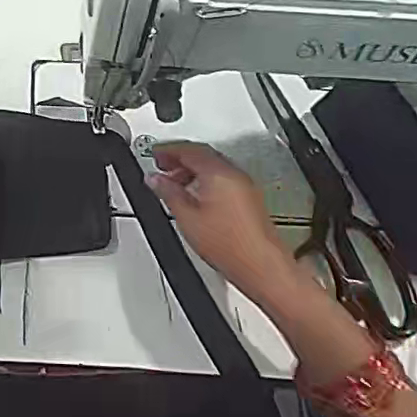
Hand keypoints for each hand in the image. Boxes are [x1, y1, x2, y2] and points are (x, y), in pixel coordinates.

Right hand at [146, 142, 293, 296]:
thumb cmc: (230, 245)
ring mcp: (245, 186)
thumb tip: (155, 180)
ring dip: (192, 169)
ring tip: (175, 182)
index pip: (188, 150)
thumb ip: (168, 192)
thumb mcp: (186, 217)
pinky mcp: (249, 198)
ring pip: (214, 166)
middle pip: (203, 154)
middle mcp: (234, 175)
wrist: (261, 266)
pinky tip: (195, 195)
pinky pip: (224, 178)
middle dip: (180, 157)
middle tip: (162, 164)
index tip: (155, 154)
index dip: (167, 150)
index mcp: (217, 173)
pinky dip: (206, 179)